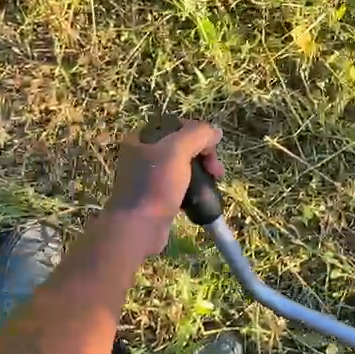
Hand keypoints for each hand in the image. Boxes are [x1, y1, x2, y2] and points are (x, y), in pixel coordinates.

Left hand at [92, 117, 222, 270]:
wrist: (139, 228)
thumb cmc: (156, 185)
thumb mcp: (177, 151)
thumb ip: (198, 134)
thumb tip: (216, 131)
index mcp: (142, 138)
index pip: (177, 125)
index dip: (199, 133)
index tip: (212, 148)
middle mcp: (142, 154)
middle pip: (182, 145)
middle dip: (204, 154)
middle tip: (216, 170)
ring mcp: (149, 176)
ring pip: (183, 165)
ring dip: (201, 171)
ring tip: (213, 182)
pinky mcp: (156, 196)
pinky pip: (179, 183)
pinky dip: (192, 186)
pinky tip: (201, 195)